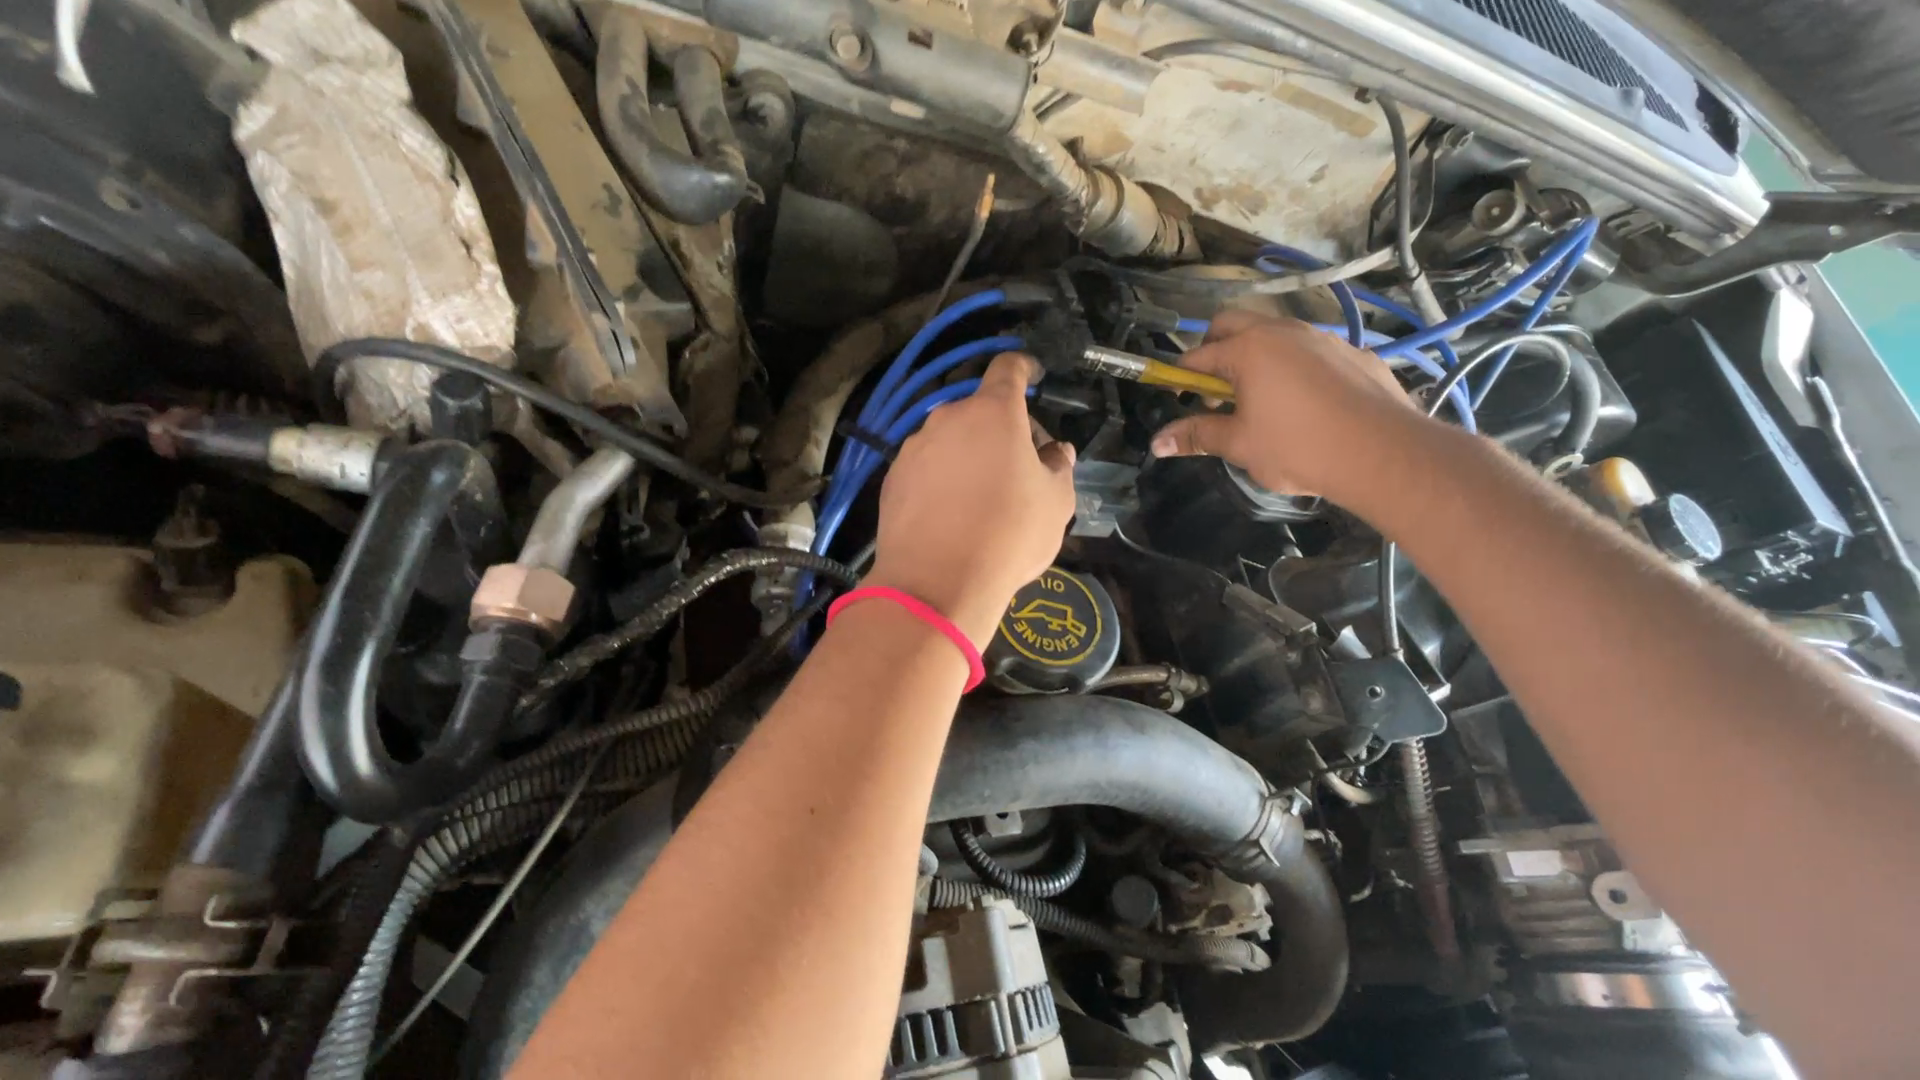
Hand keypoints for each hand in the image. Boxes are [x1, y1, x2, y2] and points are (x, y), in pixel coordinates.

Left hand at [866, 353, 1076, 647]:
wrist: (936, 583)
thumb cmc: (1008, 535)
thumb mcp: (1057, 503)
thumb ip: (1059, 468)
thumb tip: (1055, 452)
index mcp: (994, 413)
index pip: (1008, 369)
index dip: (1024, 368)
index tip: (1033, 376)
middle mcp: (948, 418)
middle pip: (979, 411)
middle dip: (1001, 429)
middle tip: (1019, 467)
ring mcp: (915, 448)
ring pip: (951, 441)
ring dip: (969, 456)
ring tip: (983, 499)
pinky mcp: (892, 478)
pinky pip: (927, 468)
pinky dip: (942, 480)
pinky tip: (951, 515)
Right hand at [1149, 312, 1427, 504]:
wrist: (1382, 452)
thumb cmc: (1298, 447)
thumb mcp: (1240, 445)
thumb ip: (1198, 436)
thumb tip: (1157, 442)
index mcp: (1248, 350)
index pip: (1198, 355)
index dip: (1181, 376)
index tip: (1177, 396)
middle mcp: (1283, 331)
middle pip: (1233, 324)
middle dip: (1214, 349)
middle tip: (1214, 388)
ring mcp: (1323, 338)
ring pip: (1277, 334)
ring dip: (1258, 356)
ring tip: (1261, 397)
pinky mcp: (1355, 353)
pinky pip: (1314, 351)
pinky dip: (1298, 367)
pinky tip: (1309, 404)